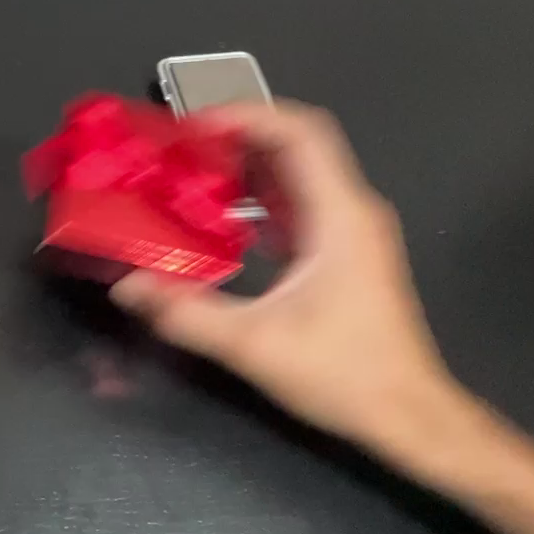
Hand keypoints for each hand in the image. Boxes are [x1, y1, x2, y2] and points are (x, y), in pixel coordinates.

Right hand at [109, 101, 473, 453]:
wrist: (409, 417)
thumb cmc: (344, 375)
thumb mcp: (252, 345)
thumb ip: (184, 313)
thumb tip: (125, 286)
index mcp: (338, 217)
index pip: (300, 134)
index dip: (245, 116)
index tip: (189, 126)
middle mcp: (348, 211)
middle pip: (292, 145)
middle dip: (231, 136)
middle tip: (173, 148)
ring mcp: (346, 229)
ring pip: (292, 171)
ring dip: (239, 164)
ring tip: (183, 174)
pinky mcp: (337, 249)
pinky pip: (292, 201)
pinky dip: (251, 194)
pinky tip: (212, 216)